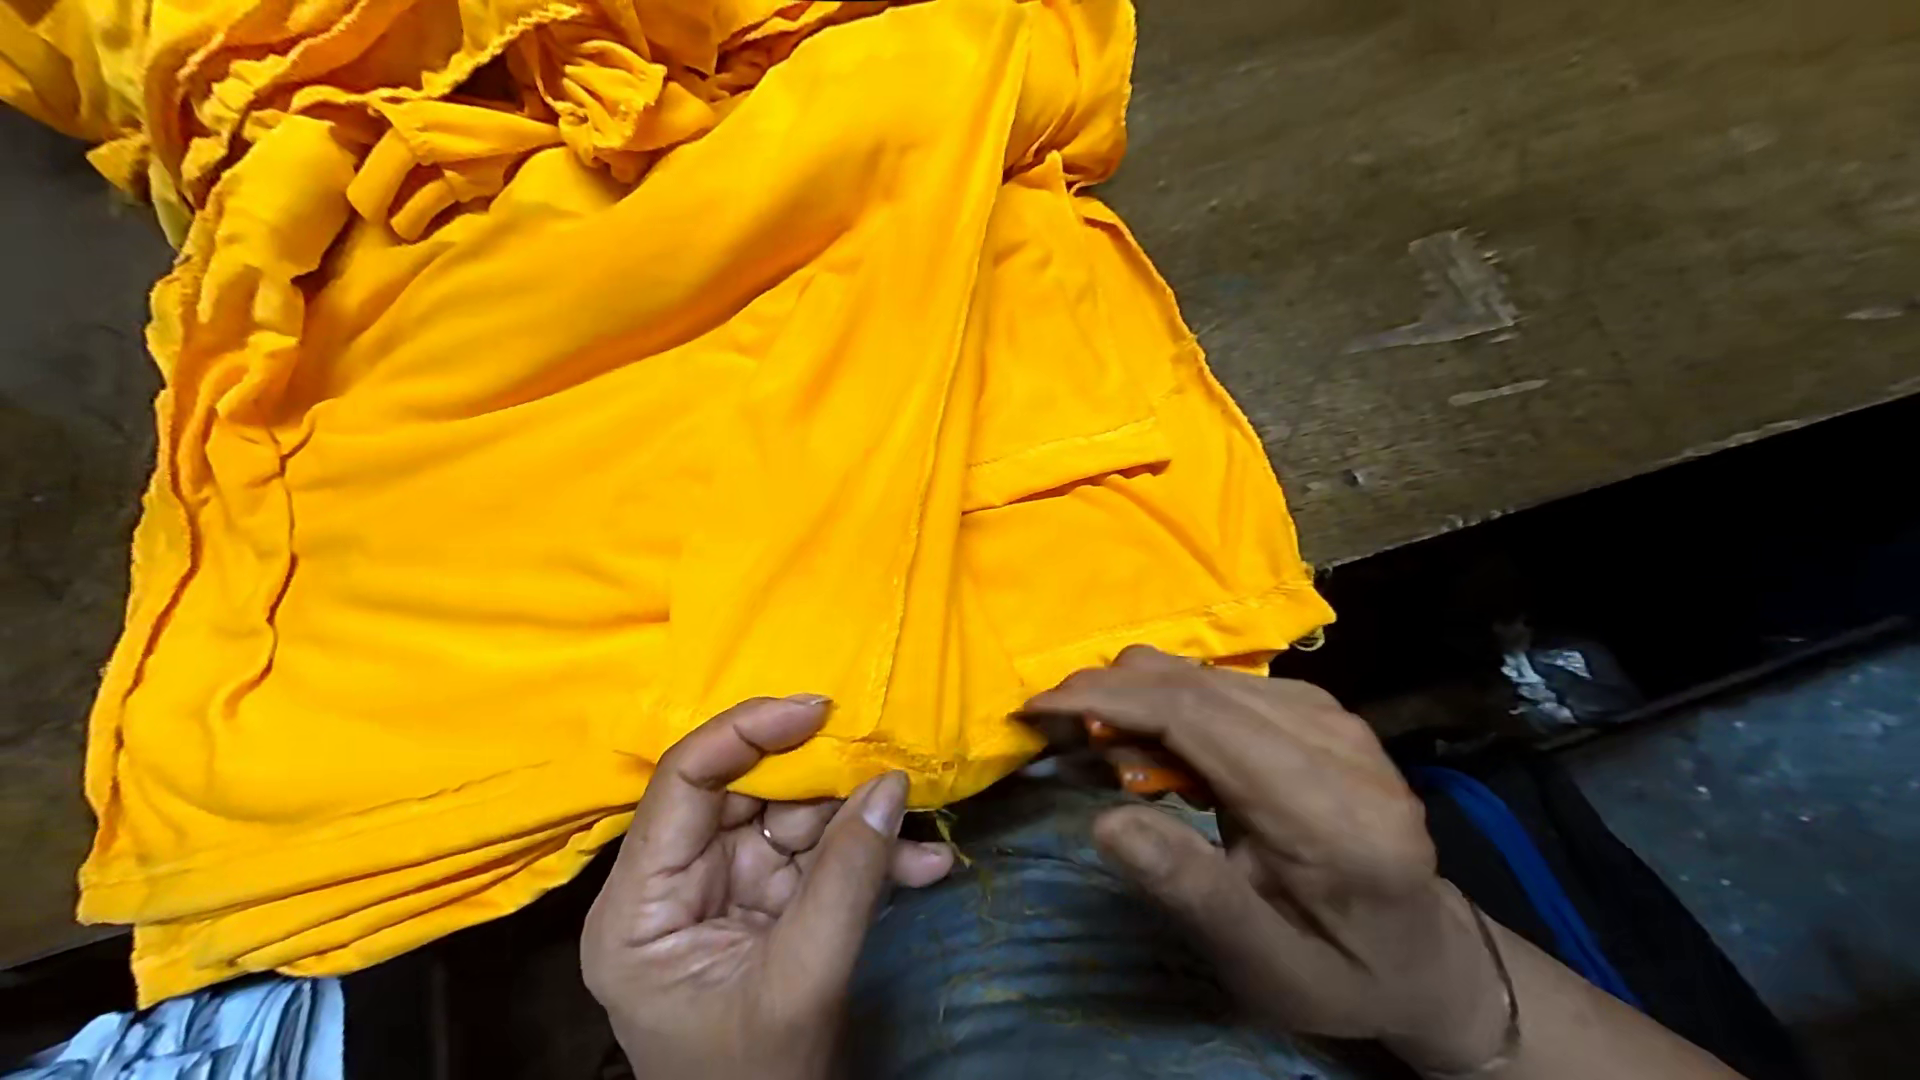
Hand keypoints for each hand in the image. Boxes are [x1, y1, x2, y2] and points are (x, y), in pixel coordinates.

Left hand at [581, 695, 955, 1079]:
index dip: (745, 732)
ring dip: (859, 822)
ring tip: (915, 833)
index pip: (683, 781)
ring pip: (794, 818)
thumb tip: (890, 784)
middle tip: (882, 765)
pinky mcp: (769, 898)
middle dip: (821, 780)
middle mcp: (676, 881)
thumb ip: (847, 876)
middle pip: (747, 791)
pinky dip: (869, 858)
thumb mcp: (802, 980)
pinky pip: (820, 855)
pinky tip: (923, 867)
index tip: (814, 710)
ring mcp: (727, 886)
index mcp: (642, 902)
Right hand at [1025, 647, 1509, 1073]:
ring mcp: (1326, 710)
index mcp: (1332, 812)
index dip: (1107, 700)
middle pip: (1190, 681)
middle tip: (1060, 743)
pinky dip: (1162, 703)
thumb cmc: (1339, 968)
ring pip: (1193, 670)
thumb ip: (1193, 892)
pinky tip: (1161, 752)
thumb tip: (1107, 823)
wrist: (1426, 947)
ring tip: (1115, 761)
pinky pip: (1211, 678)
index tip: (1036, 708)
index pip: (1198, 717)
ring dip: (1131, 701)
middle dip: (1104, 696)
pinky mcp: (1311, 701)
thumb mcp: (1266, 967)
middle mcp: (1335, 739)